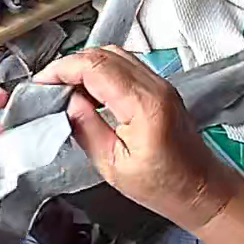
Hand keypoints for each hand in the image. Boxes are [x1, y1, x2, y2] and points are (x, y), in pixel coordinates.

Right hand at [32, 47, 243, 231]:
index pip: (96, 68)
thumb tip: (67, 102)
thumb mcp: (113, 165)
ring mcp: (160, 83)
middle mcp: (155, 87)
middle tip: (49, 86)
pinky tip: (89, 92)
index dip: (63, 69)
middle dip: (70, 65)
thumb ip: (87, 128)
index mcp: (144, 106)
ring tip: (65, 89)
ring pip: (114, 55)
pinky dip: (101, 71)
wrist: (200, 189)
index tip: (42, 82)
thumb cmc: (163, 186)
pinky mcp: (160, 87)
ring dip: (85, 66)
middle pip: (104, 54)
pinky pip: (125, 65)